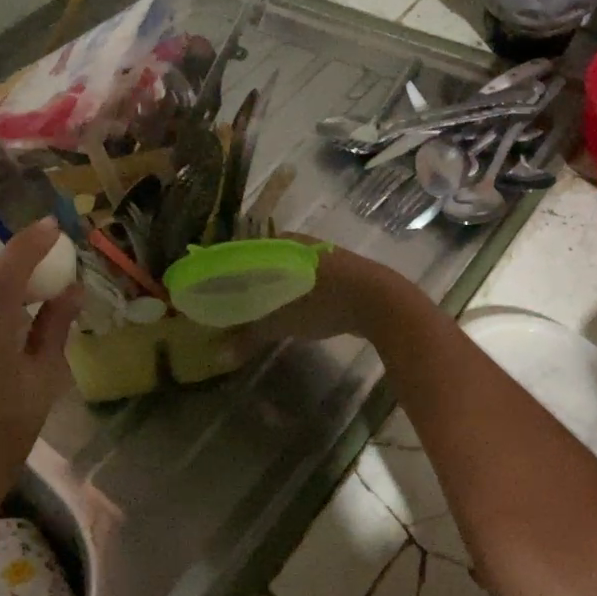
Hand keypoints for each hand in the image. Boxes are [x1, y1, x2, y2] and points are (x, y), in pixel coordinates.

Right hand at [238, 238, 418, 346]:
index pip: (240, 253)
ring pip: (285, 270)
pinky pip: (305, 279)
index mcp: (279, 242)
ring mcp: (322, 255)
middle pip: (262, 262)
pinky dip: (293, 293)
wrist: (383, 303)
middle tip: (233, 306)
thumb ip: (249, 334)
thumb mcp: (281, 320)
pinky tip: (290, 311)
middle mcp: (298, 242)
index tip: (213, 293)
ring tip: (258, 311)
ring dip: (271, 289)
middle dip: (248, 284)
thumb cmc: (325, 302)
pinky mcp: (340, 272)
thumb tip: (221, 354)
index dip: (225, 273)